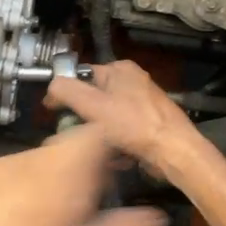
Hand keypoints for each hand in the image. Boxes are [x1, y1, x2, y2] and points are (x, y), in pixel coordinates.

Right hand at [46, 62, 210, 177]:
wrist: (174, 151)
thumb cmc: (133, 125)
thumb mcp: (93, 105)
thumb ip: (66, 91)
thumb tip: (51, 85)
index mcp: (120, 69)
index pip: (81, 75)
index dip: (64, 92)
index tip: (52, 111)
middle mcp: (132, 82)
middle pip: (93, 98)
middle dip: (84, 119)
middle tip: (79, 134)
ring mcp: (142, 103)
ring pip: (105, 118)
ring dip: (99, 135)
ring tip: (100, 148)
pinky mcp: (147, 124)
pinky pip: (120, 131)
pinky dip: (115, 143)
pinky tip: (116, 156)